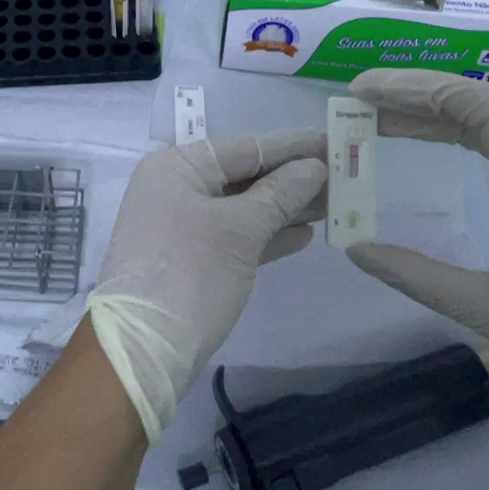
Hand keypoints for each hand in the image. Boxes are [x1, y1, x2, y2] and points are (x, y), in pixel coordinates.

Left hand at [87, 131, 326, 441]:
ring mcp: (181, 226)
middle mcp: (175, 189)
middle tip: (344, 172)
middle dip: (293, 177)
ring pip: (243, 208)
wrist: (144, 350)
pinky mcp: (191, 259)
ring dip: (286, 207)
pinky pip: (236, 236)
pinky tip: (304, 234)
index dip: (292, 146)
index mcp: (175, 167)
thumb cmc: (191, 273)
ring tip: (335, 203)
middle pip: (243, 175)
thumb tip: (314, 167)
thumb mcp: (240, 229)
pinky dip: (267, 235)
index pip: (243, 147)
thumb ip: (279, 194)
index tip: (334, 139)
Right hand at [344, 69, 488, 450]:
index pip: (484, 105)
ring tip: (386, 122)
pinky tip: (440, 145)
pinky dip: (470, 134)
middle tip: (361, 104)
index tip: (365, 91)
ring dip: (443, 115)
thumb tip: (355, 248)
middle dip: (419, 97)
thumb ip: (415, 276)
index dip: (420, 88)